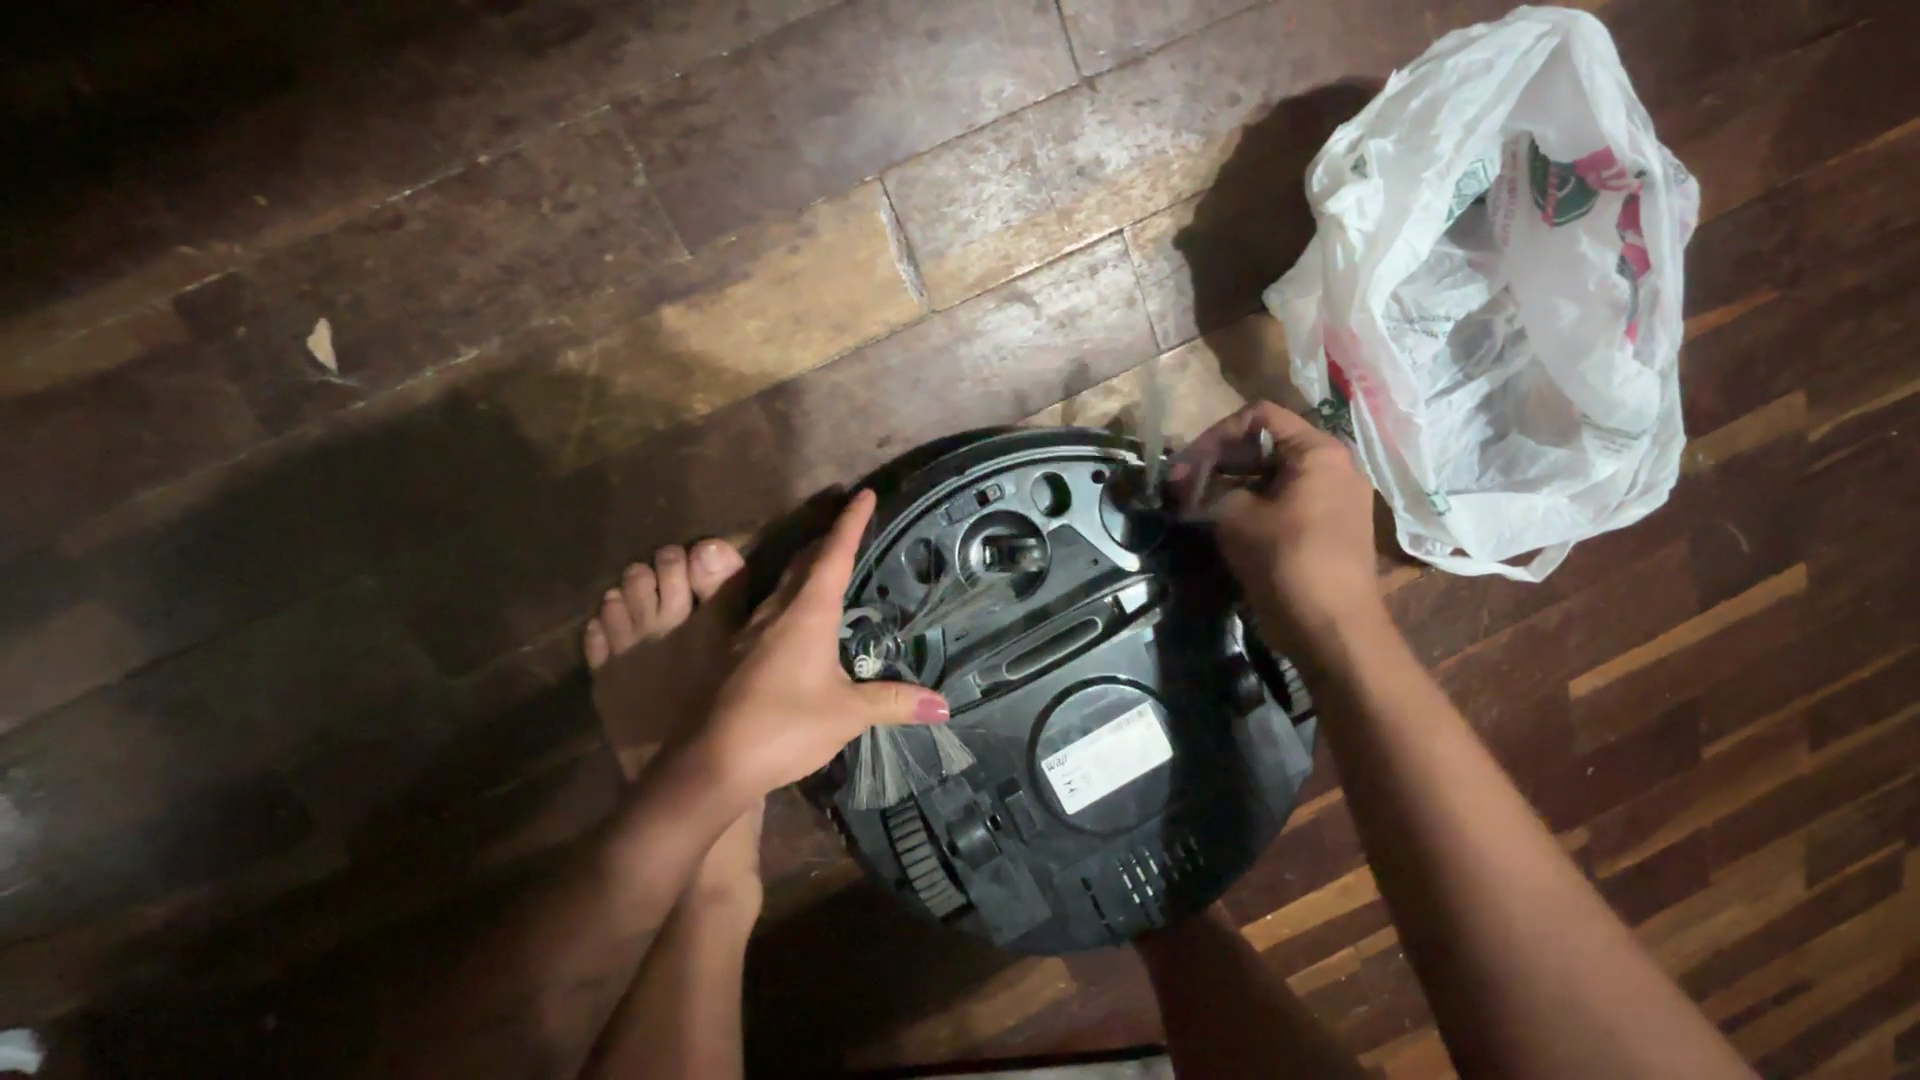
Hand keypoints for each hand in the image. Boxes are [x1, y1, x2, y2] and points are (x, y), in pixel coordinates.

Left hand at [695, 490, 950, 800]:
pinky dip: (788, 602)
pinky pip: (767, 614)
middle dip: (827, 541)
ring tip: (824, 565)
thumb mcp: (847, 715)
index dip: (851, 524)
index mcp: (805, 615)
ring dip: (804, 570)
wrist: (713, 761)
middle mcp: (775, 614)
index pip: (833, 556)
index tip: (864, 494)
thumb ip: (893, 702)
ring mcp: (749, 634)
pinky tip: (793, 620)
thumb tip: (944, 705)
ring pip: (781, 588)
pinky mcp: (735, 657)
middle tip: (848, 525)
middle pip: (804, 565)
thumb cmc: (785, 726)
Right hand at [1170, 401, 1383, 653]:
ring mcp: (1335, 499)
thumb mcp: (1235, 518)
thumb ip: (1209, 489)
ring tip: (1197, 507)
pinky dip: (1252, 507)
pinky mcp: (1329, 528)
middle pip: (1265, 445)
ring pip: (1272, 476)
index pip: (1258, 416)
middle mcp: (1334, 466)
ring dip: (1231, 486)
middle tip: (1182, 488)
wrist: (1334, 631)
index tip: (1186, 467)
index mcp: (1318, 452)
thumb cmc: (1287, 563)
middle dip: (1219, 462)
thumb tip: (1188, 485)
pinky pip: (1284, 502)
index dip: (1215, 435)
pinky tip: (1224, 526)